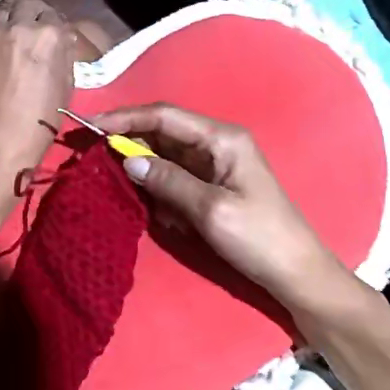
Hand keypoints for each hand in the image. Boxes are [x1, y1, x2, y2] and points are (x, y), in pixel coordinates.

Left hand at [0, 0, 78, 171]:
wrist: (2, 135)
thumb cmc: (44, 116)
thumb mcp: (67, 83)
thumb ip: (64, 53)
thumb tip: (63, 39)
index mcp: (50, 34)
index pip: (54, 15)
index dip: (55, 24)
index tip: (54, 33)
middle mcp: (20, 26)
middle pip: (27, 4)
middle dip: (33, 11)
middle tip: (34, 24)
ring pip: (4, 8)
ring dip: (12, 13)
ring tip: (14, 25)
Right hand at [98, 104, 352, 310]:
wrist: (296, 274)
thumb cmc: (259, 238)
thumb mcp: (210, 210)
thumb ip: (168, 181)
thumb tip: (128, 160)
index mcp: (222, 138)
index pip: (165, 115)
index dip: (127, 117)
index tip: (93, 126)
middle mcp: (216, 143)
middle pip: (163, 132)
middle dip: (132, 144)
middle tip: (98, 159)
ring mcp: (214, 164)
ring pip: (165, 156)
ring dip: (146, 172)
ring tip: (128, 190)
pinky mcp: (212, 185)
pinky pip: (175, 177)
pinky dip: (161, 190)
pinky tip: (160, 211)